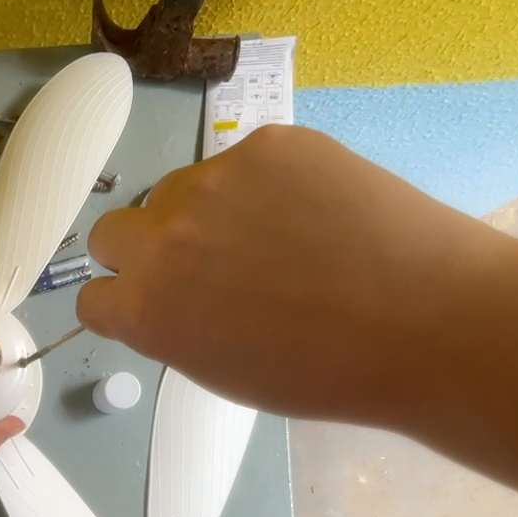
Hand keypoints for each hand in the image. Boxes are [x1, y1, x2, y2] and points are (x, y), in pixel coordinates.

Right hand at [78, 124, 517, 427]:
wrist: (426, 323)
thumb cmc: (317, 373)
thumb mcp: (216, 370)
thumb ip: (166, 328)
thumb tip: (160, 296)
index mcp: (144, 310)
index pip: (91, 297)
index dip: (121, 304)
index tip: (152, 307)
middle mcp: (161, 240)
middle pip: (112, 233)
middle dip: (140, 252)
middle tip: (195, 267)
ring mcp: (213, 182)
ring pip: (174, 192)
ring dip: (196, 214)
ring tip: (266, 237)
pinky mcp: (269, 143)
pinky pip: (236, 163)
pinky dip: (256, 186)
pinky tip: (305, 211)